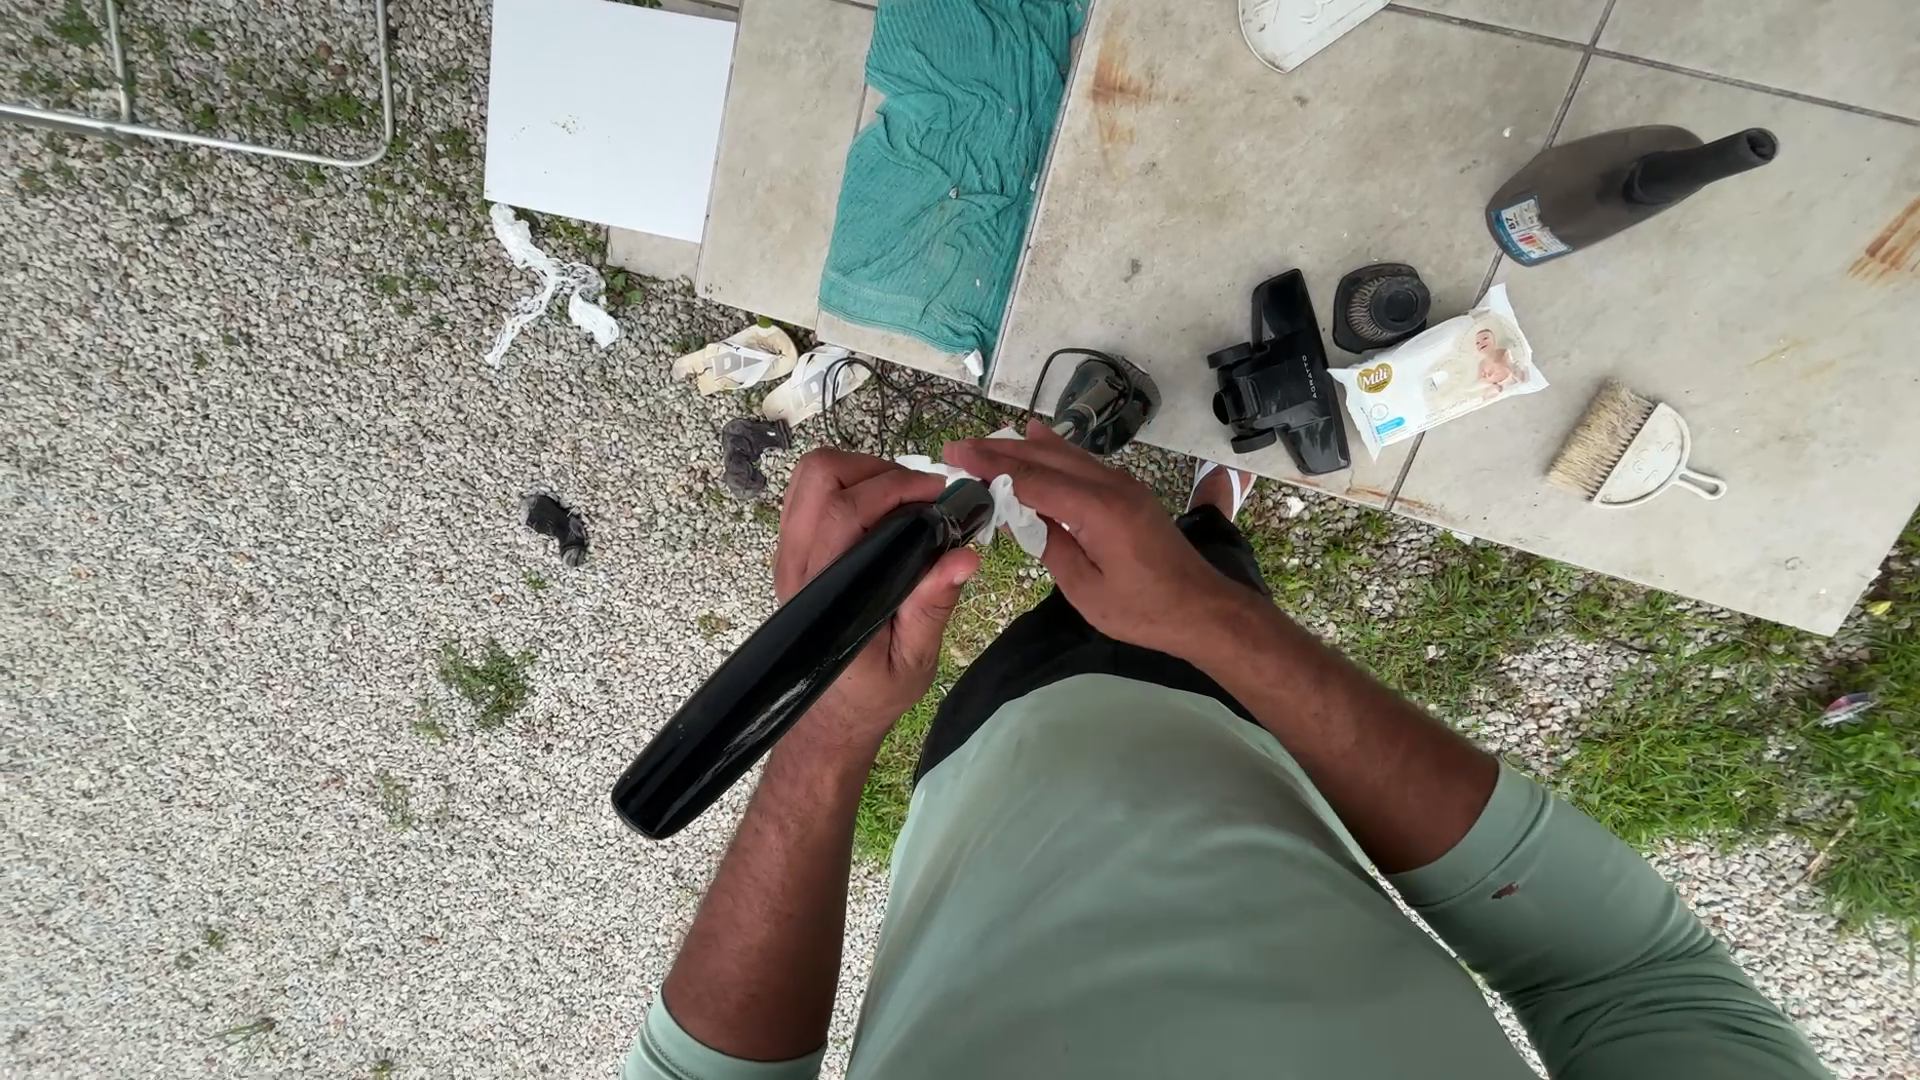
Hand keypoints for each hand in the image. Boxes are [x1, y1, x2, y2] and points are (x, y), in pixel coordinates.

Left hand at [773, 449, 979, 756]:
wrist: (829, 716)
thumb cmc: (872, 693)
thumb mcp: (913, 661)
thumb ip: (931, 608)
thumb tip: (964, 557)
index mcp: (824, 593)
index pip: (847, 513)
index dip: (897, 489)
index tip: (942, 495)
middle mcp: (796, 564)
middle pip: (820, 476)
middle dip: (879, 470)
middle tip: (923, 495)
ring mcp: (787, 554)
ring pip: (811, 478)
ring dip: (862, 472)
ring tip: (905, 498)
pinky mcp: (791, 551)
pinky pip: (810, 494)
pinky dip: (849, 484)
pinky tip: (883, 510)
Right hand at [945, 421, 1260, 661]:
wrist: (1202, 608)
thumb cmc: (1144, 610)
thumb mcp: (1085, 589)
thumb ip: (1050, 545)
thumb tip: (1018, 516)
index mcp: (1097, 510)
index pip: (1031, 480)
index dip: (991, 468)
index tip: (956, 457)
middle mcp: (1110, 486)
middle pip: (1044, 458)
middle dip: (999, 451)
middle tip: (958, 448)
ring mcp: (1123, 485)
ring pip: (1065, 454)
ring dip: (1023, 448)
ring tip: (986, 441)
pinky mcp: (1128, 492)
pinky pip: (1082, 462)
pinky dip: (1053, 452)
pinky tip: (1039, 438)